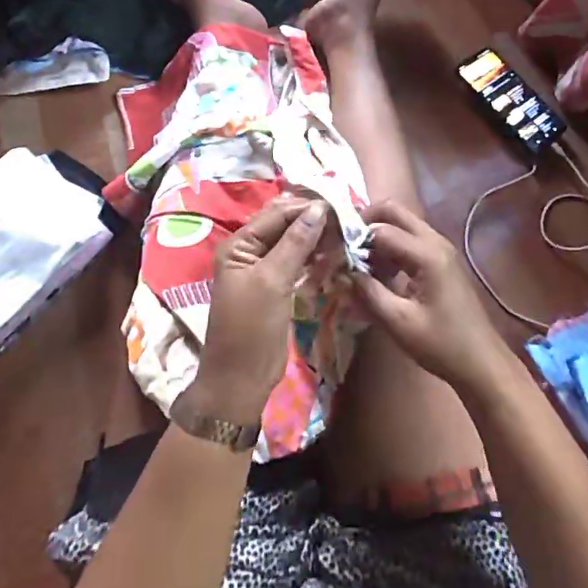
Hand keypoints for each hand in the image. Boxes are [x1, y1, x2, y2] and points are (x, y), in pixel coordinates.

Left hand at [184, 198, 332, 425]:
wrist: (241, 380)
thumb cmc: (251, 328)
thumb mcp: (273, 281)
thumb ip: (295, 242)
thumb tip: (319, 208)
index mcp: (239, 244)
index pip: (277, 214)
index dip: (307, 209)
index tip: (342, 208)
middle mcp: (249, 251)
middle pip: (285, 225)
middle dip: (314, 221)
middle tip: (348, 222)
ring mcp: (263, 269)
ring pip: (294, 243)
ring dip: (317, 238)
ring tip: (345, 237)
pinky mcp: (277, 286)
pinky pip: (297, 262)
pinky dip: (314, 257)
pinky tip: (334, 255)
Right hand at [350, 200, 517, 399]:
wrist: (481, 362)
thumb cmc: (442, 344)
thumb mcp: (399, 322)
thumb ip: (368, 292)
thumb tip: (343, 272)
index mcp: (427, 253)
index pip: (381, 230)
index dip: (355, 238)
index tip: (333, 252)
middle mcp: (435, 241)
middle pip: (395, 212)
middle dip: (366, 221)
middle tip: (343, 244)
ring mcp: (441, 249)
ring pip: (403, 224)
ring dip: (379, 236)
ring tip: (358, 263)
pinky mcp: (441, 260)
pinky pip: (411, 240)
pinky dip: (392, 248)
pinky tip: (378, 274)